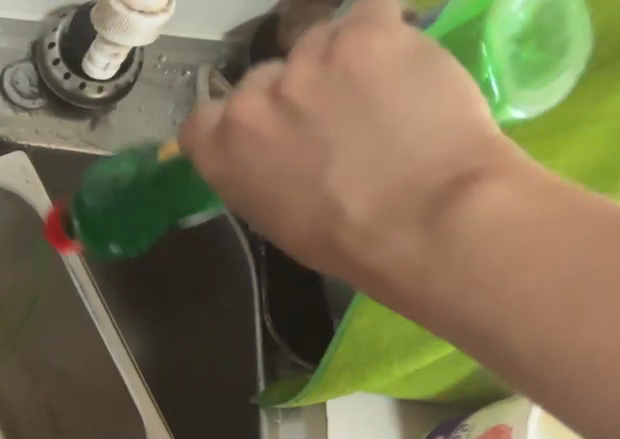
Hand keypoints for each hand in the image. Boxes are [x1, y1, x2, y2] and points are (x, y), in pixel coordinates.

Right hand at [178, 0, 527, 289]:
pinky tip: (401, 56)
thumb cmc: (337, 235)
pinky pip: (373, 11)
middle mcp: (251, 103)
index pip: (203, 116)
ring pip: (319, 41)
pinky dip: (386, 28)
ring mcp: (307, 65)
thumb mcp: (267, 211)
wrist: (416, 215)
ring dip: (341, 57)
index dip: (232, 115)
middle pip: (265, 75)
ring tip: (376, 85)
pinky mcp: (368, 36)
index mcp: (219, 152)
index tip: (262, 124)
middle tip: (331, 111)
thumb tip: (274, 145)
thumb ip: (254, 166)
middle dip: (292, 89)